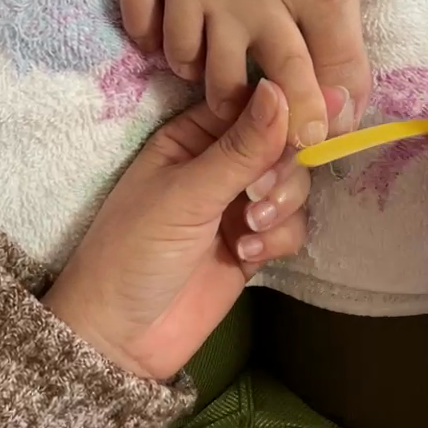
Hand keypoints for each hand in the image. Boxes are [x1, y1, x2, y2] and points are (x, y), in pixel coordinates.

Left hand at [44, 79, 319, 379]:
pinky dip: (279, 237)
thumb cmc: (135, 249)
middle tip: (260, 196)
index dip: (283, 112)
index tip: (306, 126)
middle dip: (282, 170)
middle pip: (282, 145)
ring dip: (282, 205)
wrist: (120, 338)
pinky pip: (291, 226)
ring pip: (292, 185)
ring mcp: (238, 204)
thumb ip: (241, 147)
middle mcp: (220, 163)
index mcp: (192, 135)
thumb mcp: (187, 193)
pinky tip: (247, 254)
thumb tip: (281, 89)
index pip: (252, 104)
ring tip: (249, 230)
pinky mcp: (253, 243)